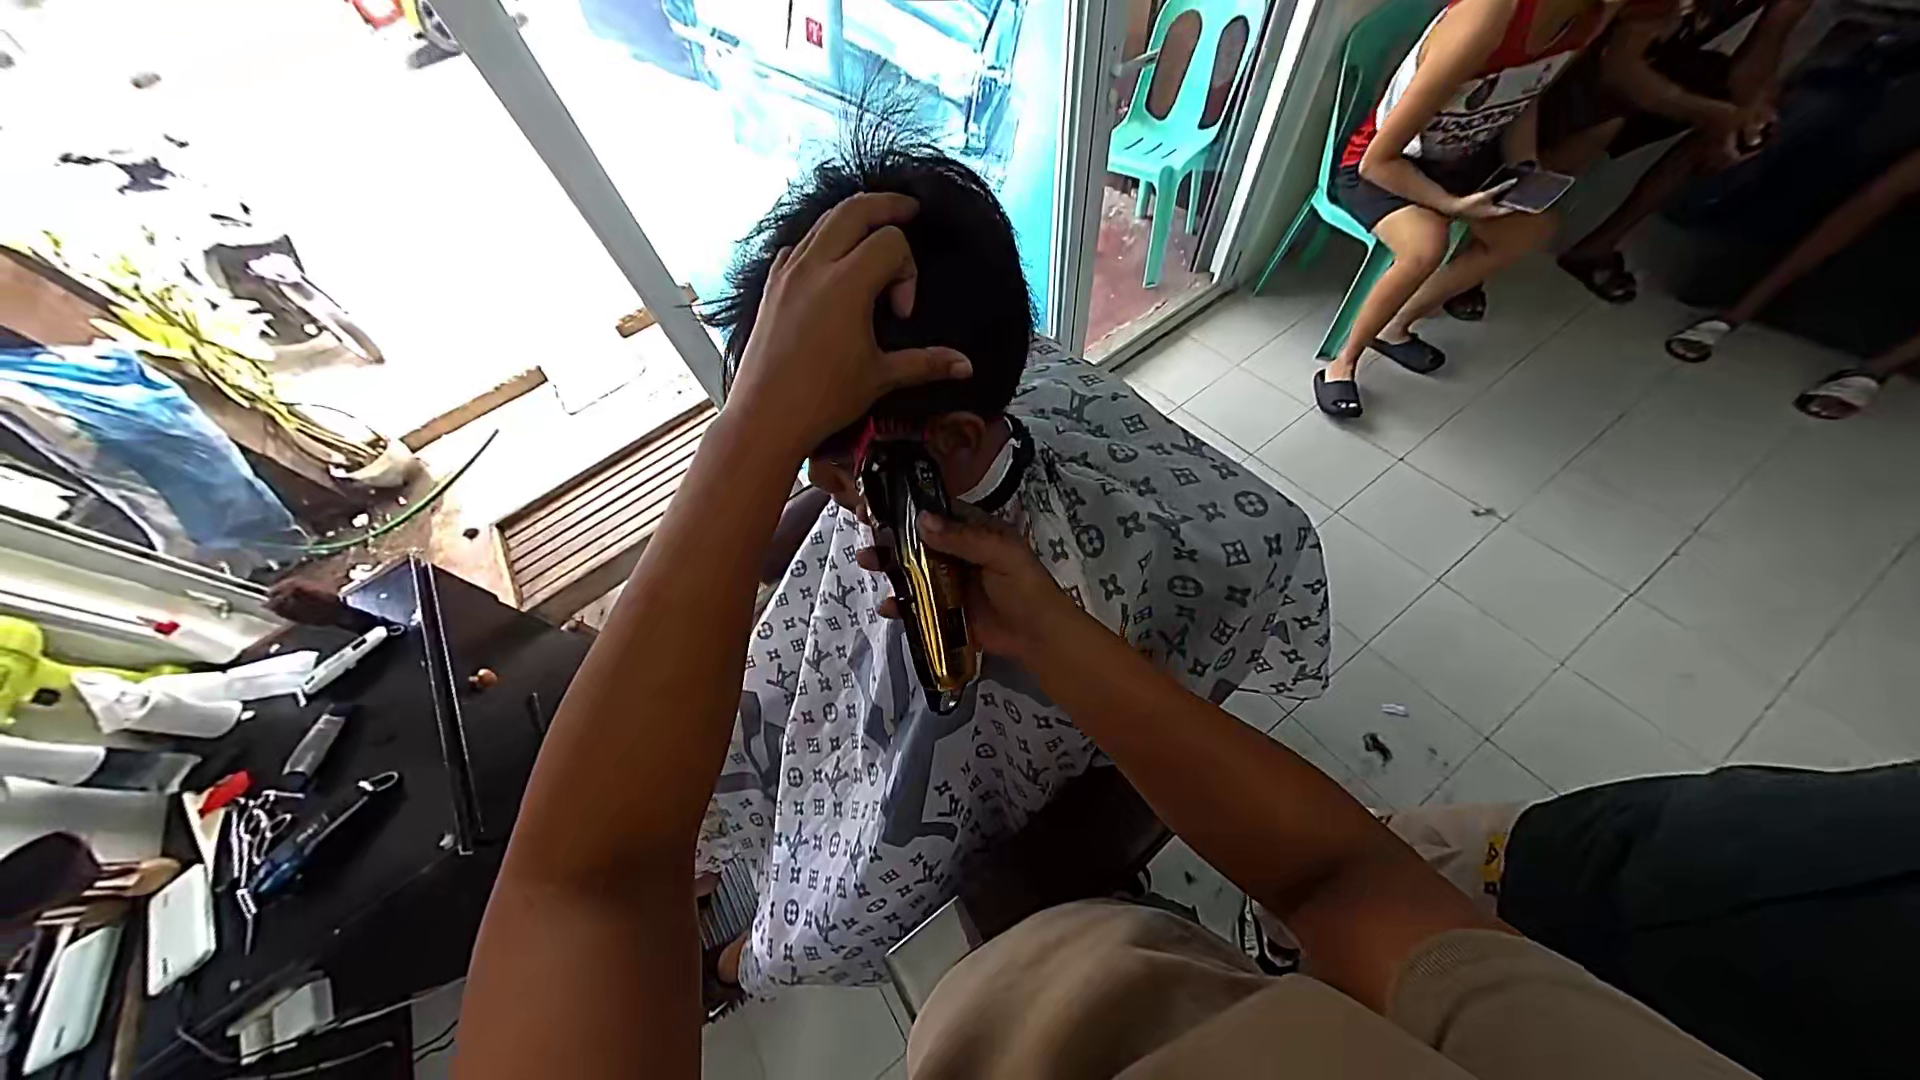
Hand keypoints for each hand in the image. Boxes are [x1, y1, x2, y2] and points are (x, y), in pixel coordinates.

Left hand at [724, 192, 973, 457]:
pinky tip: (832, 271)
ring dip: (853, 221)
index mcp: (846, 285)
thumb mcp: (881, 377)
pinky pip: (801, 245)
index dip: (907, 271)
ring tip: (873, 236)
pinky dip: (822, 243)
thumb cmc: (822, 399)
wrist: (767, 416)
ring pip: (824, 222)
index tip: (901, 312)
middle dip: (887, 206)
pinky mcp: (772, 286)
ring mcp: (788, 273)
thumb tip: (964, 365)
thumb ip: (926, 363)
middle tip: (909, 210)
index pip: (890, 242)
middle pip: (855, 209)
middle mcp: (814, 268)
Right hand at [860, 510, 1080, 662]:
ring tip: (866, 562)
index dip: (909, 506)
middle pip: (917, 541)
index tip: (880, 500)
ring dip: (888, 566)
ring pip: (911, 570)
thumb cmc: (1025, 587)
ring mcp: (948, 583)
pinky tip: (887, 606)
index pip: (938, 512)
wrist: (1038, 637)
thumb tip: (922, 520)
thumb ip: (963, 538)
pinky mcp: (943, 611)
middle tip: (863, 527)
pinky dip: (899, 605)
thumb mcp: (1000, 555)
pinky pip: (916, 605)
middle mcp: (956, 554)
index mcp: (973, 532)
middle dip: (890, 534)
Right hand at [1449, 181, 1514, 219]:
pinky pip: (1490, 205)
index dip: (1515, 205)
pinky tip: (1496, 196)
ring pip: (1496, 207)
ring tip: (1509, 193)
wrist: (1454, 207)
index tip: (1524, 198)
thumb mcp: (1486, 195)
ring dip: (1502, 202)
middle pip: (1502, 209)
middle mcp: (1488, 214)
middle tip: (1519, 194)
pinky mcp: (1478, 210)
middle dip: (1509, 202)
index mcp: (1492, 212)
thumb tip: (1514, 181)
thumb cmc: (1470, 203)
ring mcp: (1482, 213)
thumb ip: (1500, 188)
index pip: (1507, 210)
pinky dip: (1495, 201)